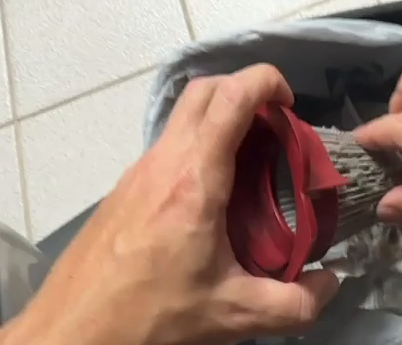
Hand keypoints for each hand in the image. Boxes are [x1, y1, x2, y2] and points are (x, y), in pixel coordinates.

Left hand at [0, 65, 339, 344]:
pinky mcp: (126, 183)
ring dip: (221, 115)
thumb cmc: (149, 316)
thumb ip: (292, 304)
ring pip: (185, 113)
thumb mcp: (230, 314)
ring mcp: (140, 166)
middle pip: (206, 88)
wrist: (70, 332)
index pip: (232, 96)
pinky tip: (212, 193)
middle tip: (274, 125)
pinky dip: (199, 143)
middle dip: (246, 88)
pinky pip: (171, 141)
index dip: (266, 81)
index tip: (290, 104)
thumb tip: (331, 284)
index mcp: (195, 177)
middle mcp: (166, 157)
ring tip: (250, 160)